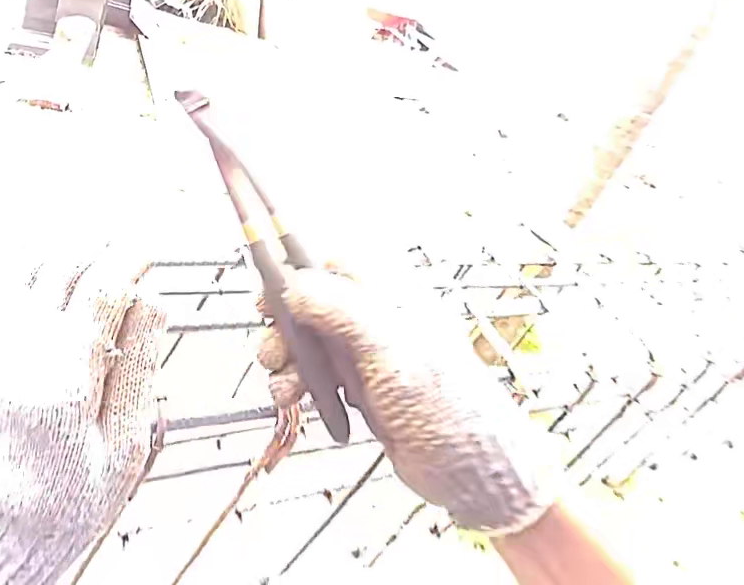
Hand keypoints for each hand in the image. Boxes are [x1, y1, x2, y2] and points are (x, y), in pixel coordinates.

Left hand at [0, 246, 166, 584]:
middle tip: (124, 246)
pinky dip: (24, 260)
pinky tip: (47, 260)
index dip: (130, 260)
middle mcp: (18, 354)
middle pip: (63, 264)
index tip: (148, 253)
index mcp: (63, 382)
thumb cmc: (61, 505)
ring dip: (63, 246)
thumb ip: (139, 366)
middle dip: (100, 245)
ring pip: (26, 263)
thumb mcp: (122, 451)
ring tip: (92, 247)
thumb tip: (153, 296)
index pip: (102, 289)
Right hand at [254, 263, 560, 536]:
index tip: (268, 297)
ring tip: (281, 383)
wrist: (475, 475)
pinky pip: (317, 374)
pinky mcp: (361, 384)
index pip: (331, 266)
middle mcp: (374, 316)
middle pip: (312, 305)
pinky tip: (293, 398)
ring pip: (310, 342)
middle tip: (270, 349)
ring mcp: (367, 352)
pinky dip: (299, 384)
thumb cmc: (446, 403)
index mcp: (387, 292)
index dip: (295, 277)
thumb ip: (338, 309)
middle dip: (285, 328)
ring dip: (288, 360)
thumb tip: (292, 285)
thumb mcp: (388, 347)